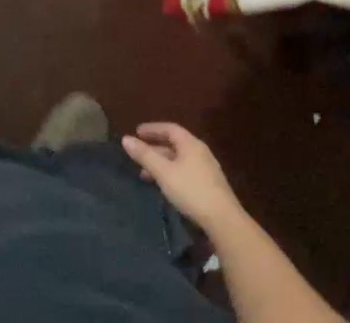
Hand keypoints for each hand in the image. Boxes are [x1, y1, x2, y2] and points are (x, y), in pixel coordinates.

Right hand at [121, 123, 238, 225]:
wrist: (224, 221)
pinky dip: (171, 173)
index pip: (170, 128)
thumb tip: (125, 138)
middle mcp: (200, 152)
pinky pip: (185, 171)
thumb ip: (144, 155)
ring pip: (179, 160)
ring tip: (146, 174)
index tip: (137, 132)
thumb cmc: (191, 190)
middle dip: (155, 148)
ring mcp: (207, 170)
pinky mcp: (210, 186)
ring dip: (162, 163)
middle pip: (175, 144)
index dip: (152, 129)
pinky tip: (164, 186)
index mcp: (191, 144)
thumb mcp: (163, 172)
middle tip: (138, 154)